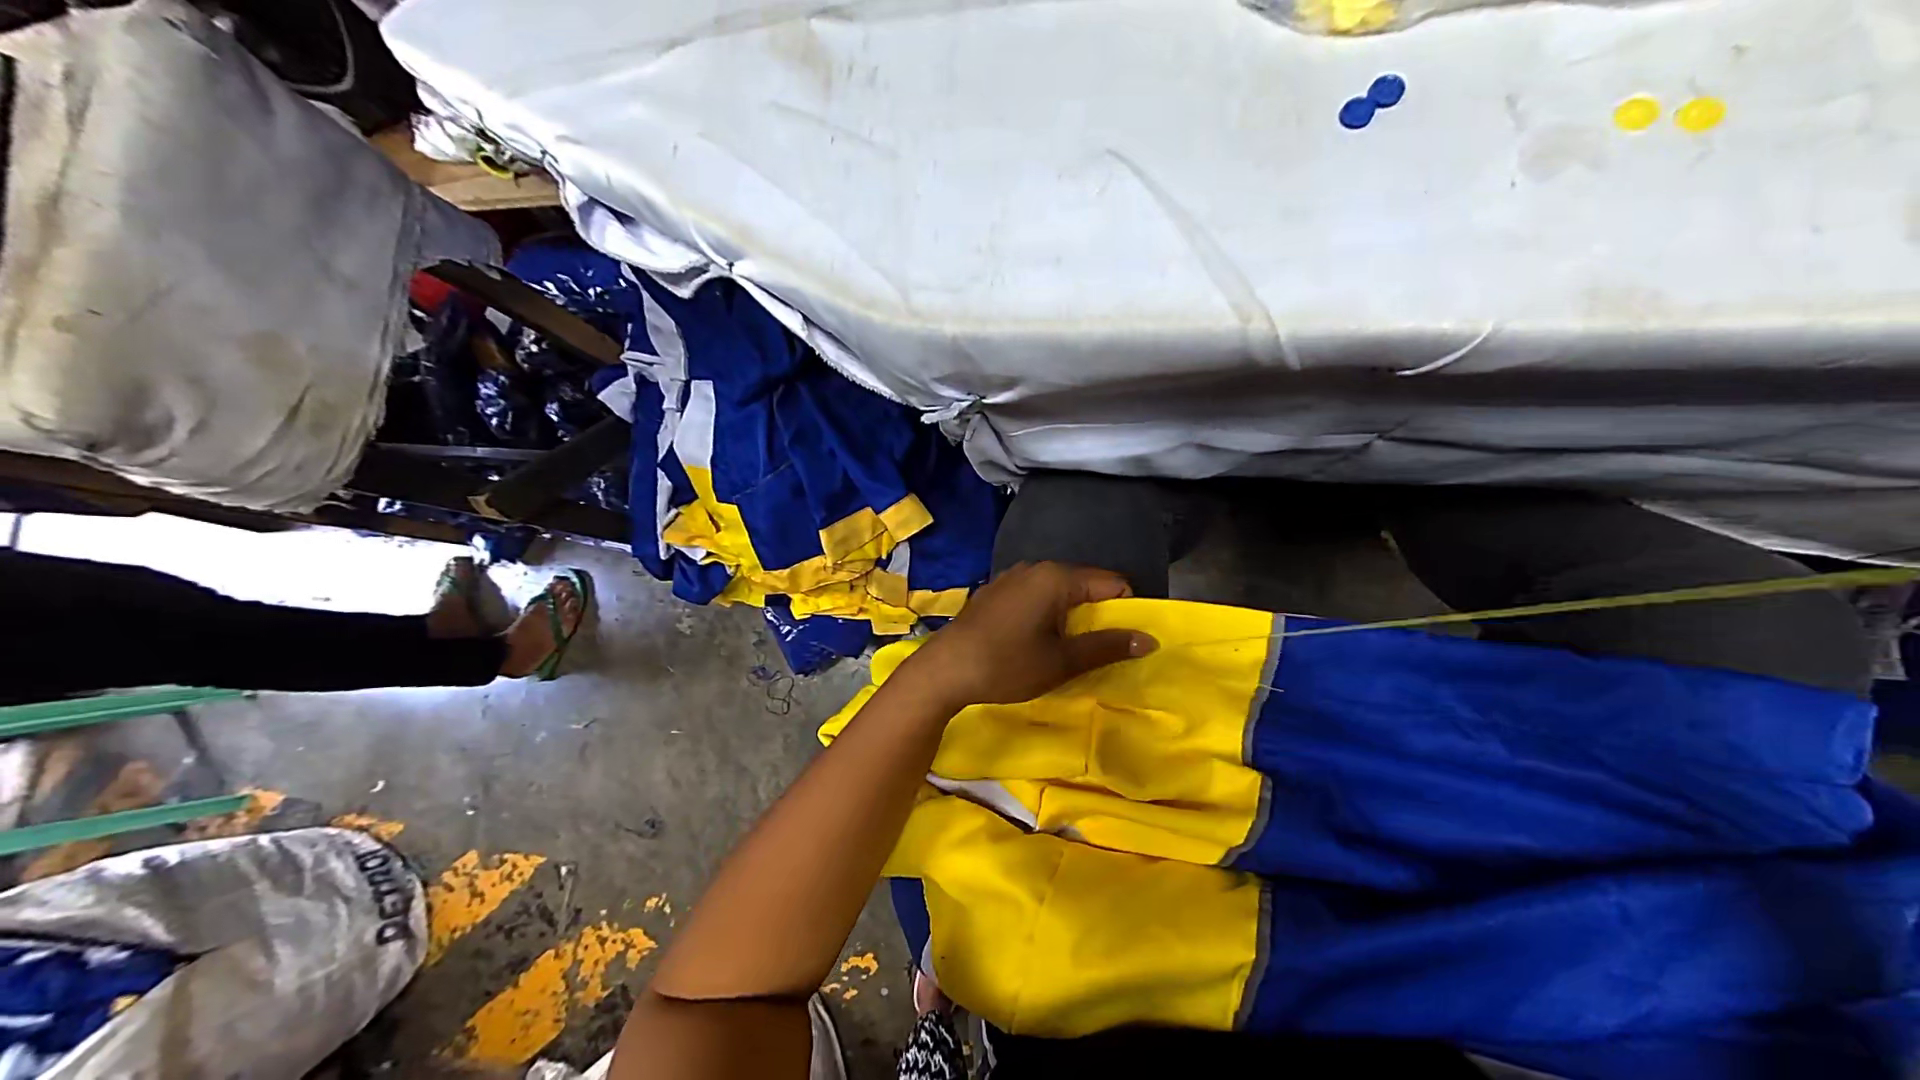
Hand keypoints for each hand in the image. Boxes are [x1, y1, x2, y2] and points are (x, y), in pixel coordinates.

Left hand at [899, 562, 1157, 709]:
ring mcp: (1011, 577)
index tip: (1119, 643)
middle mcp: (1035, 567)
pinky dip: (1044, 615)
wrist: (944, 670)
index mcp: (1057, 577)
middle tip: (1094, 651)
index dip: (1125, 611)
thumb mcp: (1062, 661)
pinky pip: (1033, 597)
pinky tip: (1031, 642)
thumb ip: (1107, 646)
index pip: (1113, 584)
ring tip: (1063, 650)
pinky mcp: (994, 592)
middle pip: (1084, 585)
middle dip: (1096, 615)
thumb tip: (1149, 639)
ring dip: (1069, 617)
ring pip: (1057, 592)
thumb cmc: (1007, 664)